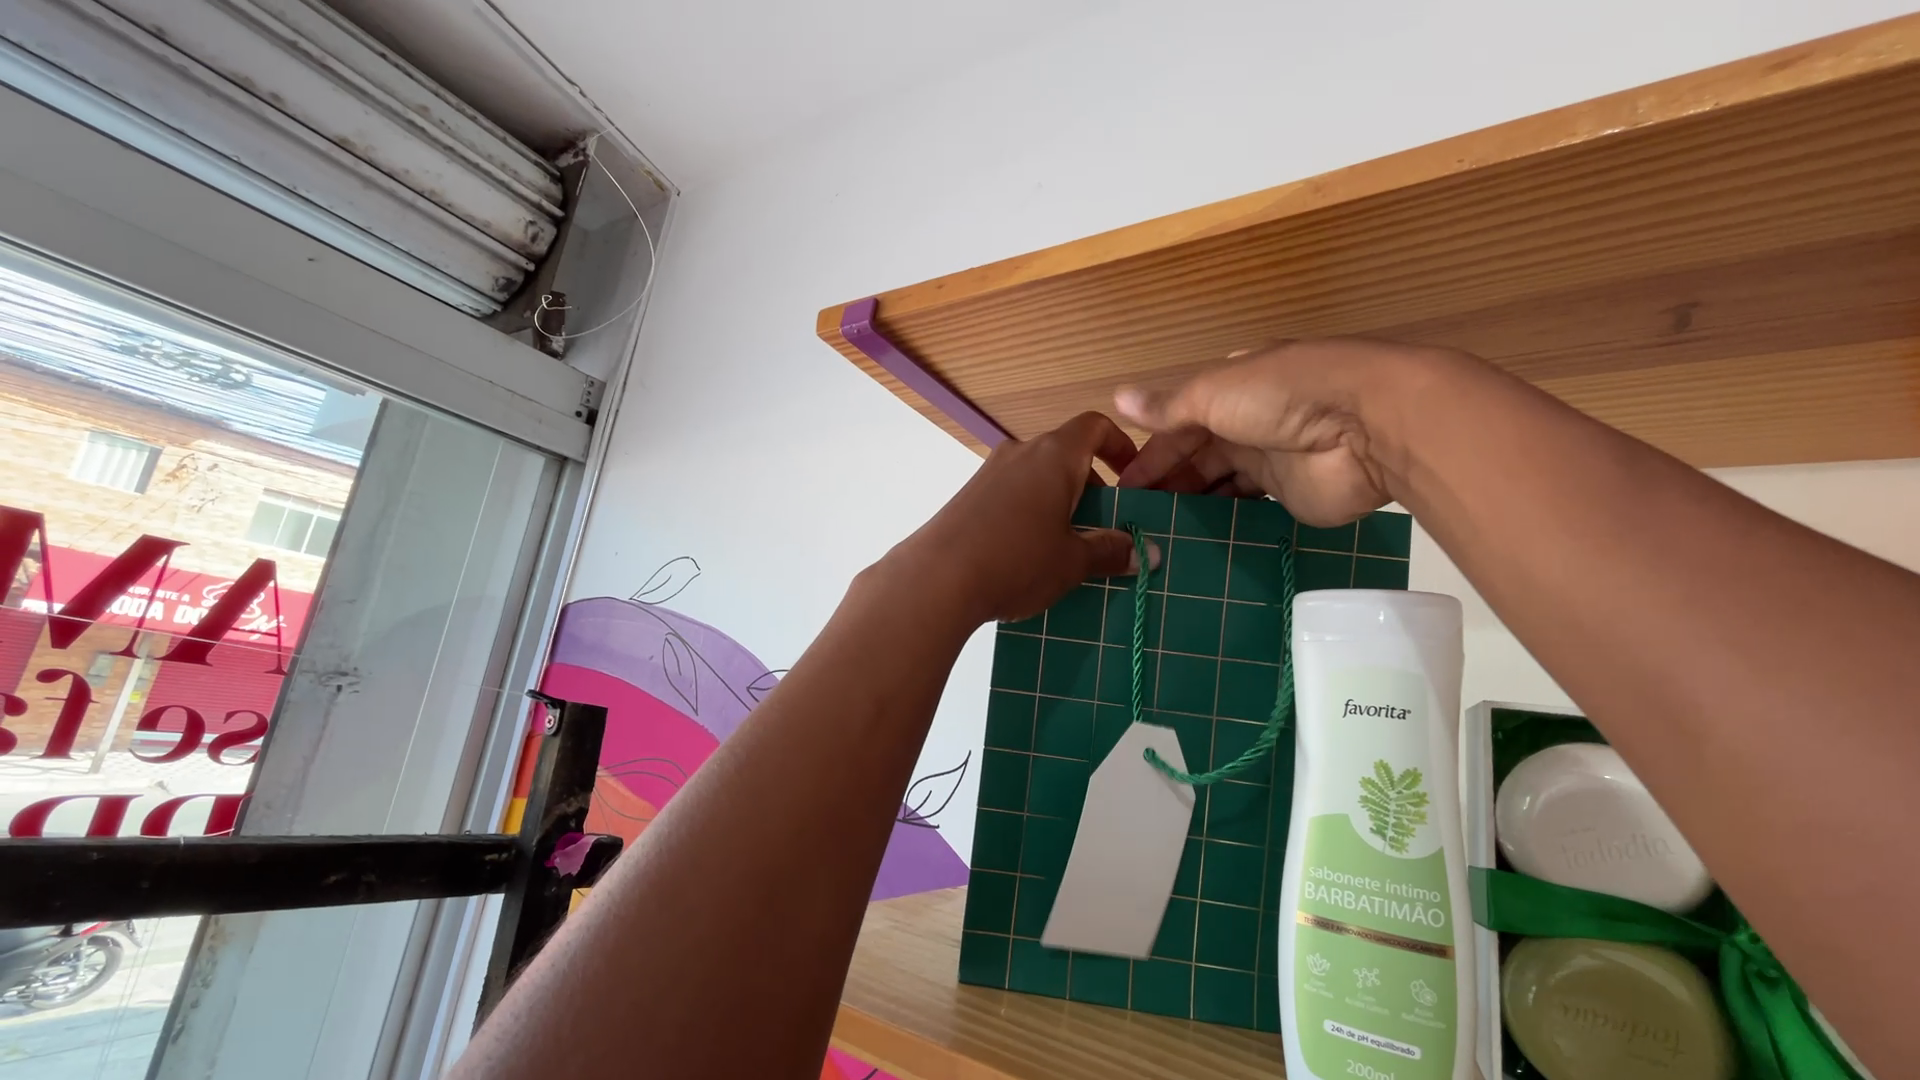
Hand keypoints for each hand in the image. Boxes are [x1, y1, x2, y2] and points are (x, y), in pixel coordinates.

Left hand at [888, 413, 1157, 624]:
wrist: (935, 579)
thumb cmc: (1017, 560)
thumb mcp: (1073, 561)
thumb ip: (1111, 551)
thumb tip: (1146, 553)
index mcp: (1055, 455)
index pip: (1095, 427)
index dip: (1120, 446)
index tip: (1133, 479)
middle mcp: (1021, 452)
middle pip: (1067, 454)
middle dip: (1092, 487)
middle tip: (1105, 528)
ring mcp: (990, 473)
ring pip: (1038, 477)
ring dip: (1061, 504)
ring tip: (1069, 547)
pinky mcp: (968, 496)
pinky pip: (1013, 494)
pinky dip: (1031, 513)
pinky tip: (1030, 554)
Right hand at [1112, 338, 1451, 524]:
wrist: (1367, 427)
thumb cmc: (1283, 395)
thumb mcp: (1216, 391)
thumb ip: (1168, 406)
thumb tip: (1117, 399)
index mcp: (1230, 387)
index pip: (1178, 422)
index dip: (1151, 453)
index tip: (1124, 488)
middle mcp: (1247, 421)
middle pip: (1196, 455)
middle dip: (1166, 482)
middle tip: (1134, 518)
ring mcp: (1269, 459)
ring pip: (1218, 483)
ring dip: (1189, 503)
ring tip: (1155, 532)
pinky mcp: (1289, 496)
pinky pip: (1245, 508)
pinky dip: (1220, 520)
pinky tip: (1193, 540)